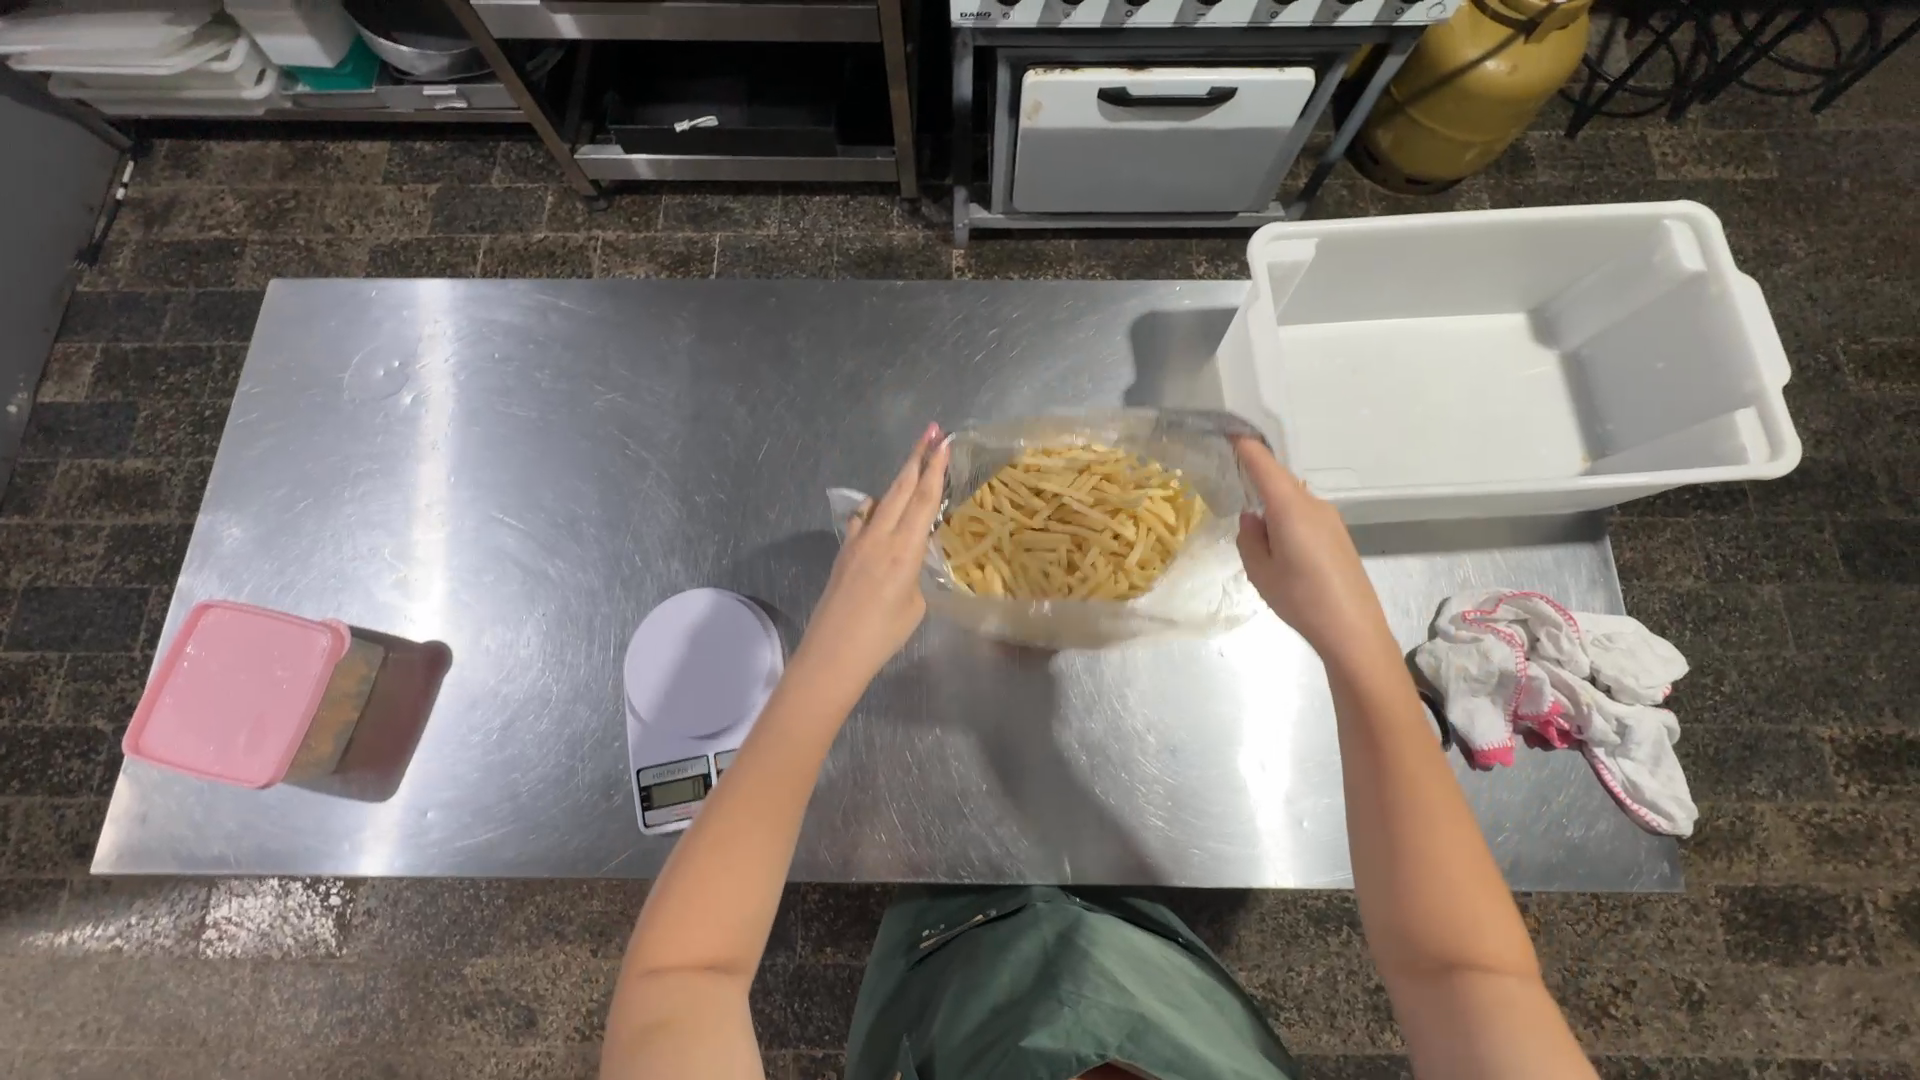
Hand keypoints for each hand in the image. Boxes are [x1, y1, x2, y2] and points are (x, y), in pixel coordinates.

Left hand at [794, 424, 952, 686]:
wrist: (833, 652)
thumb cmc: (882, 635)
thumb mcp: (915, 605)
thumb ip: (916, 575)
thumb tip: (909, 562)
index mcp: (904, 549)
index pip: (923, 500)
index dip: (935, 468)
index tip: (942, 442)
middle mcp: (880, 537)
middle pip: (901, 488)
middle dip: (917, 457)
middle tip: (931, 432)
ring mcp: (858, 542)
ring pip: (882, 500)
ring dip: (899, 479)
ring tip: (914, 464)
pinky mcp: (845, 552)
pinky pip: (864, 519)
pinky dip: (877, 507)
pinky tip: (880, 510)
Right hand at [1233, 436, 1393, 658]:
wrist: (1353, 629)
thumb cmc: (1300, 599)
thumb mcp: (1259, 571)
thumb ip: (1249, 538)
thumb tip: (1253, 519)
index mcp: (1290, 508)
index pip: (1265, 465)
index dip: (1246, 447)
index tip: (1229, 432)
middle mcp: (1313, 504)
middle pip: (1280, 480)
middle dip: (1256, 477)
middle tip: (1230, 482)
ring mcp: (1330, 519)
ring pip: (1293, 499)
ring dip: (1272, 503)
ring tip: (1253, 531)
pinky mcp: (1338, 536)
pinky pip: (1304, 515)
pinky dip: (1286, 518)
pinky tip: (1279, 546)